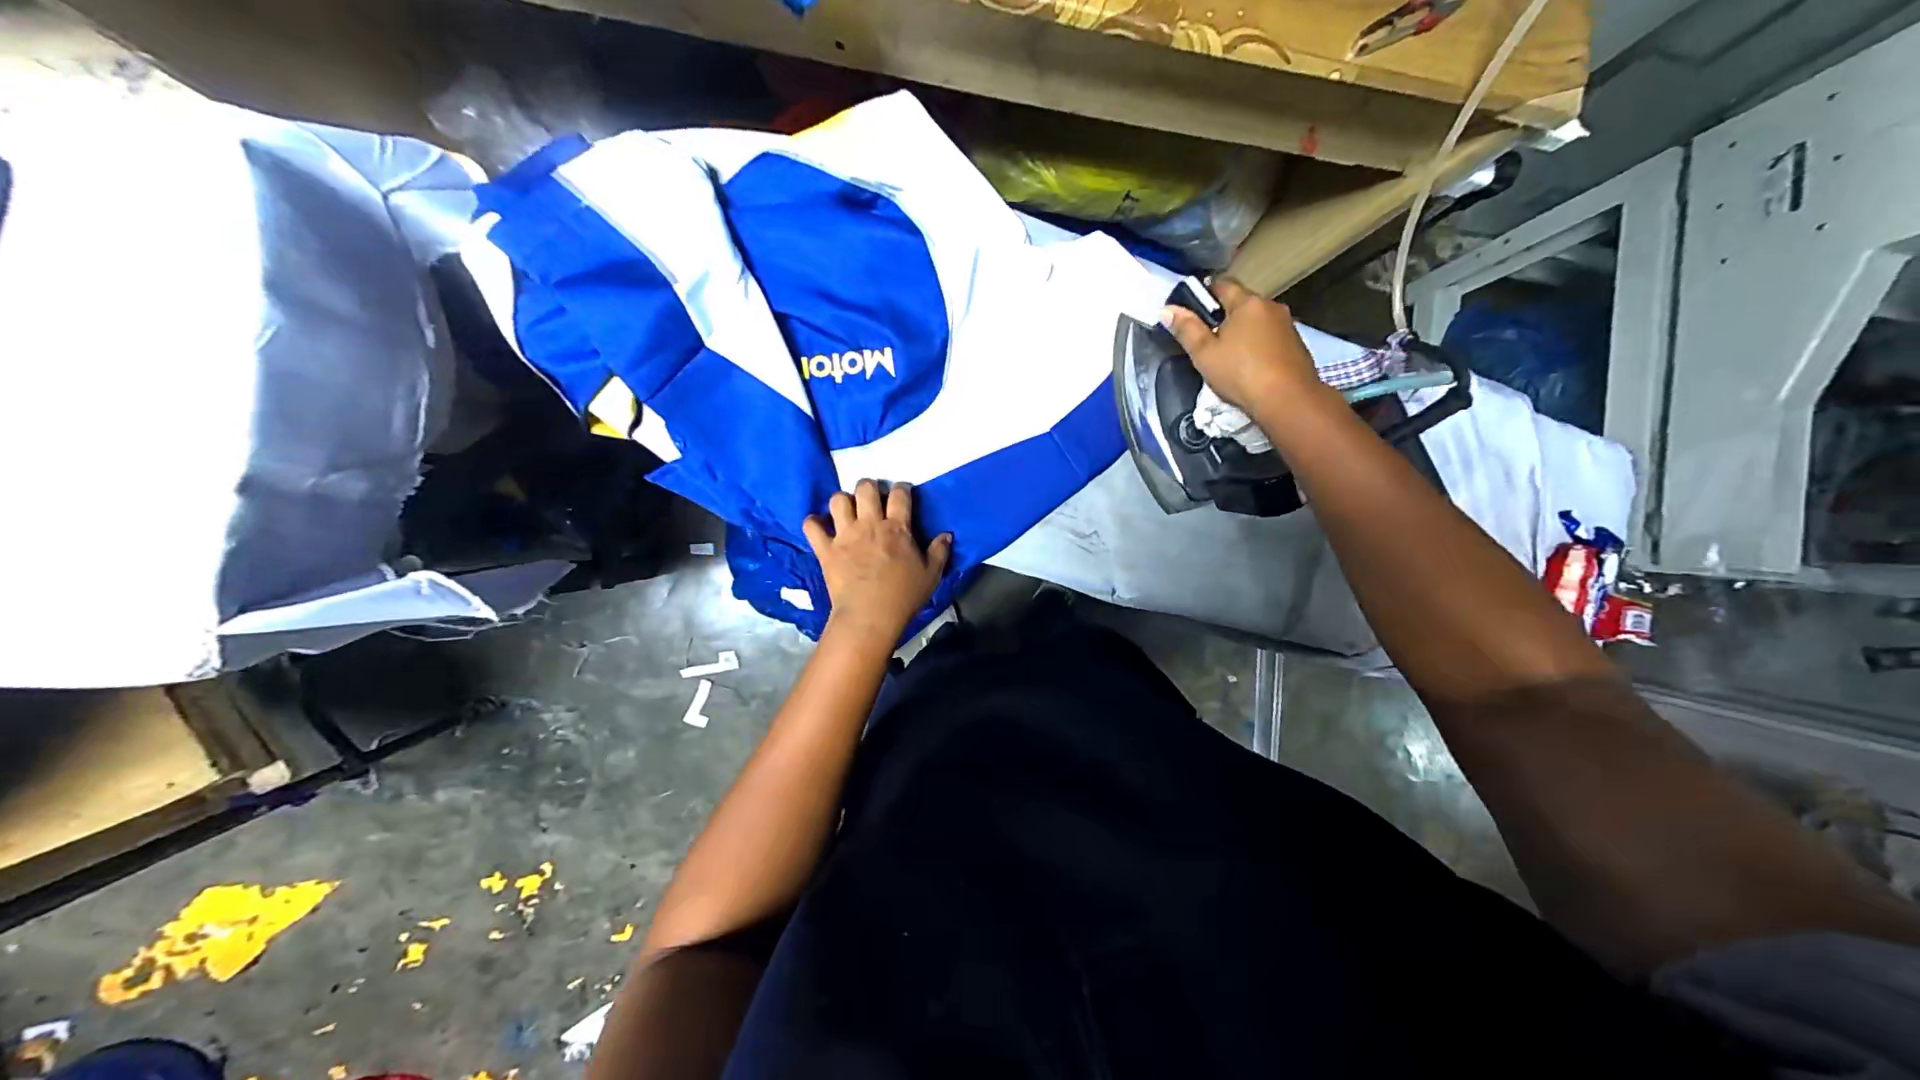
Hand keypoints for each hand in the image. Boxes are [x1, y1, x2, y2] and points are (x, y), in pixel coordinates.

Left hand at [803, 479, 952, 642]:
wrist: (870, 616)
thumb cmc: (904, 596)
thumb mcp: (931, 575)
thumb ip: (939, 552)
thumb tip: (946, 534)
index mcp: (897, 528)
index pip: (899, 494)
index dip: (901, 488)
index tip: (901, 492)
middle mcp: (869, 524)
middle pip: (865, 488)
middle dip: (868, 486)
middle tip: (871, 496)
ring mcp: (845, 535)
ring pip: (838, 500)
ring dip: (842, 500)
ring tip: (847, 510)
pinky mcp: (826, 549)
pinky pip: (812, 527)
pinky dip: (813, 523)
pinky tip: (819, 526)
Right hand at [1161, 278, 1328, 414]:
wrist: (1288, 400)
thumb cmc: (1240, 374)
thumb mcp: (1204, 354)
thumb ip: (1186, 329)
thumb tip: (1167, 309)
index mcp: (1247, 303)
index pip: (1222, 284)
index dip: (1203, 293)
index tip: (1190, 310)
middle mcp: (1271, 306)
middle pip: (1241, 303)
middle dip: (1223, 315)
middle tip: (1205, 338)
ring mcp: (1287, 325)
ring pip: (1256, 321)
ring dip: (1241, 331)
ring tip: (1226, 355)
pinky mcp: (1296, 345)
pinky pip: (1269, 337)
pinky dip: (1257, 345)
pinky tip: (1249, 365)